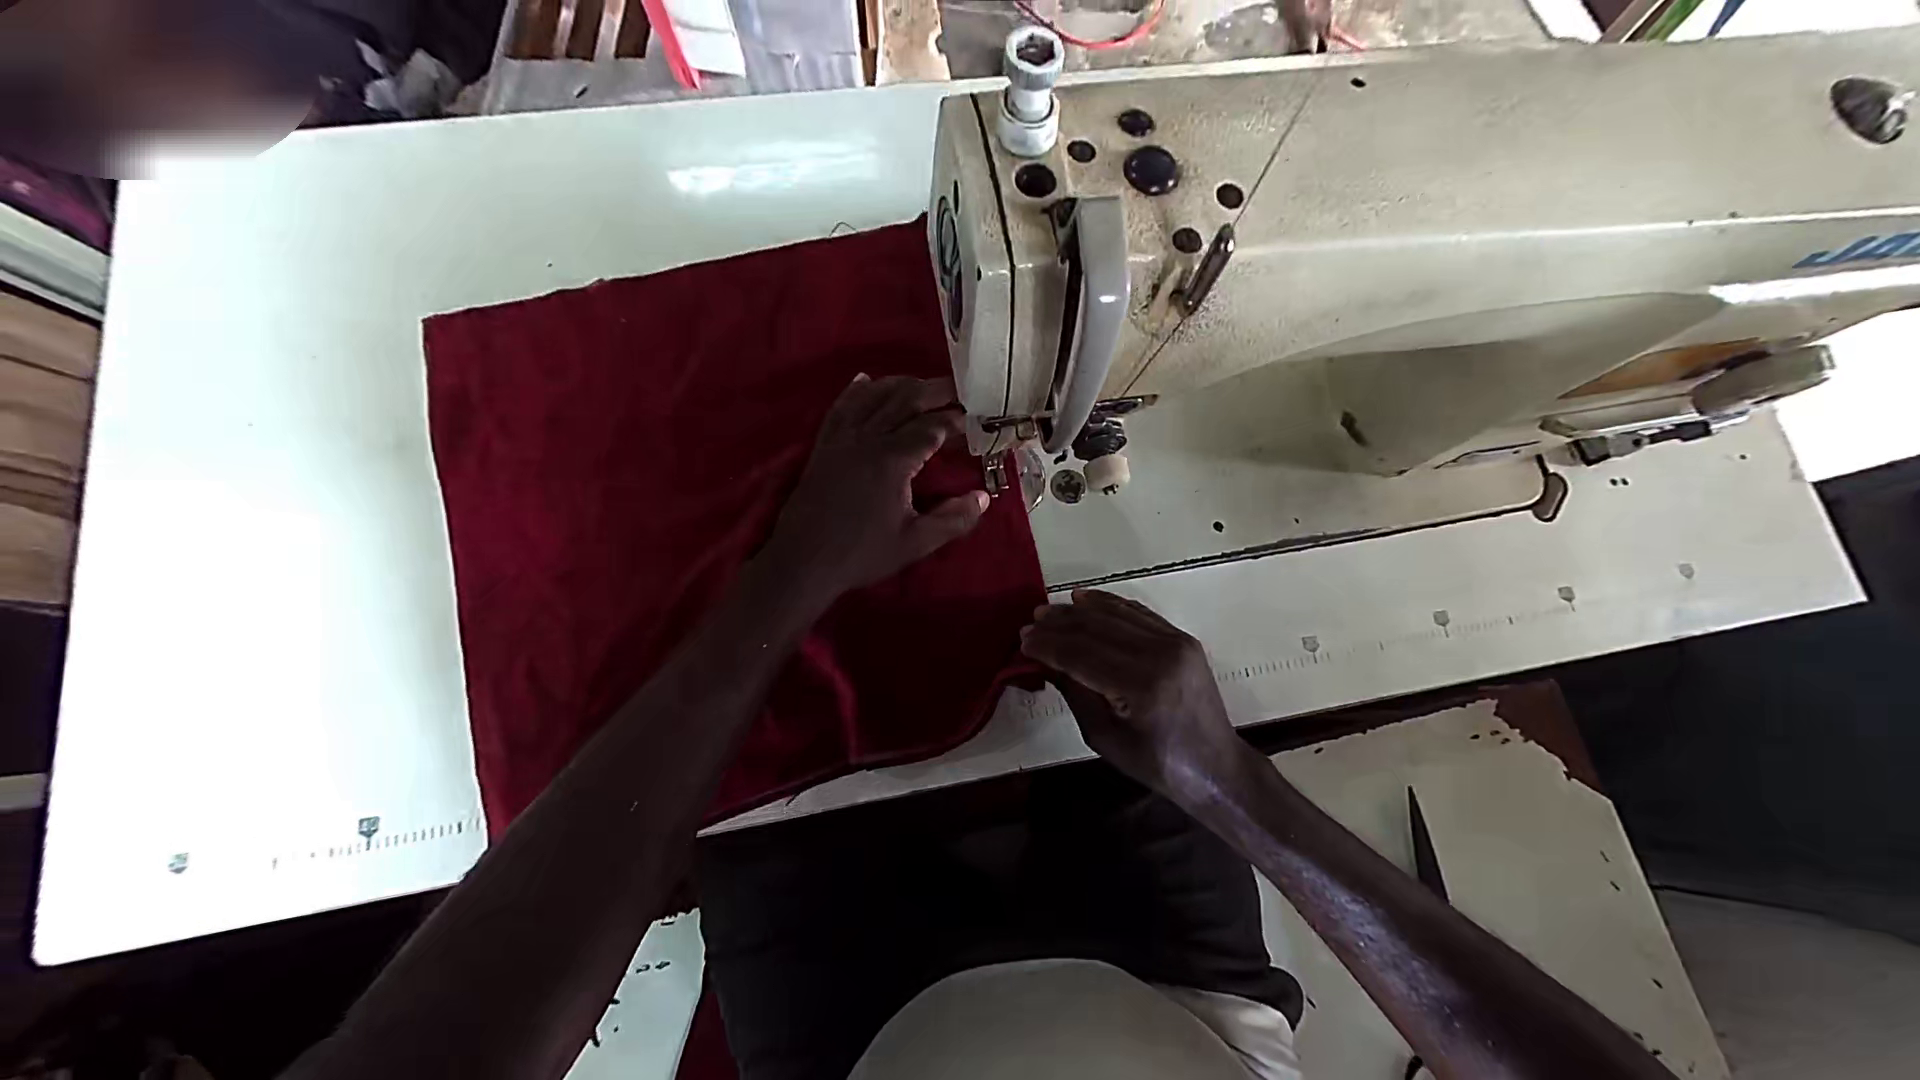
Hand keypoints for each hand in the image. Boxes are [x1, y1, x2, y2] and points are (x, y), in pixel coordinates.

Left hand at [762, 374, 988, 603]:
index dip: (955, 421)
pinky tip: (866, 380)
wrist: (802, 560)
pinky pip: (841, 407)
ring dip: (900, 385)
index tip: (974, 420)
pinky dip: (857, 391)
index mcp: (892, 460)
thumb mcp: (915, 543)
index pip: (931, 428)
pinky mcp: (824, 445)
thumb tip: (983, 497)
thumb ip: (952, 520)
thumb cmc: (861, 553)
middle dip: (934, 390)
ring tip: (922, 384)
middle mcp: (867, 439)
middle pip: (904, 400)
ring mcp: (842, 439)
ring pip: (873, 397)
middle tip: (958, 388)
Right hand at [1020, 590, 1250, 806]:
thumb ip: (1074, 693)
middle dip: (1059, 625)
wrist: (1214, 767)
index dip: (1048, 645)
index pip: (1081, 654)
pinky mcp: (1182, 638)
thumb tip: (1044, 660)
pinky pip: (1138, 613)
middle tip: (1031, 623)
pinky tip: (1086, 600)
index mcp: (1141, 686)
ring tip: (1050, 611)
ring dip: (1079, 610)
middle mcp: (1160, 655)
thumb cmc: (1156, 763)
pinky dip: (1110, 605)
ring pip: (1116, 614)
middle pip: (1097, 628)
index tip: (1023, 641)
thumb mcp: (1103, 737)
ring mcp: (1175, 642)